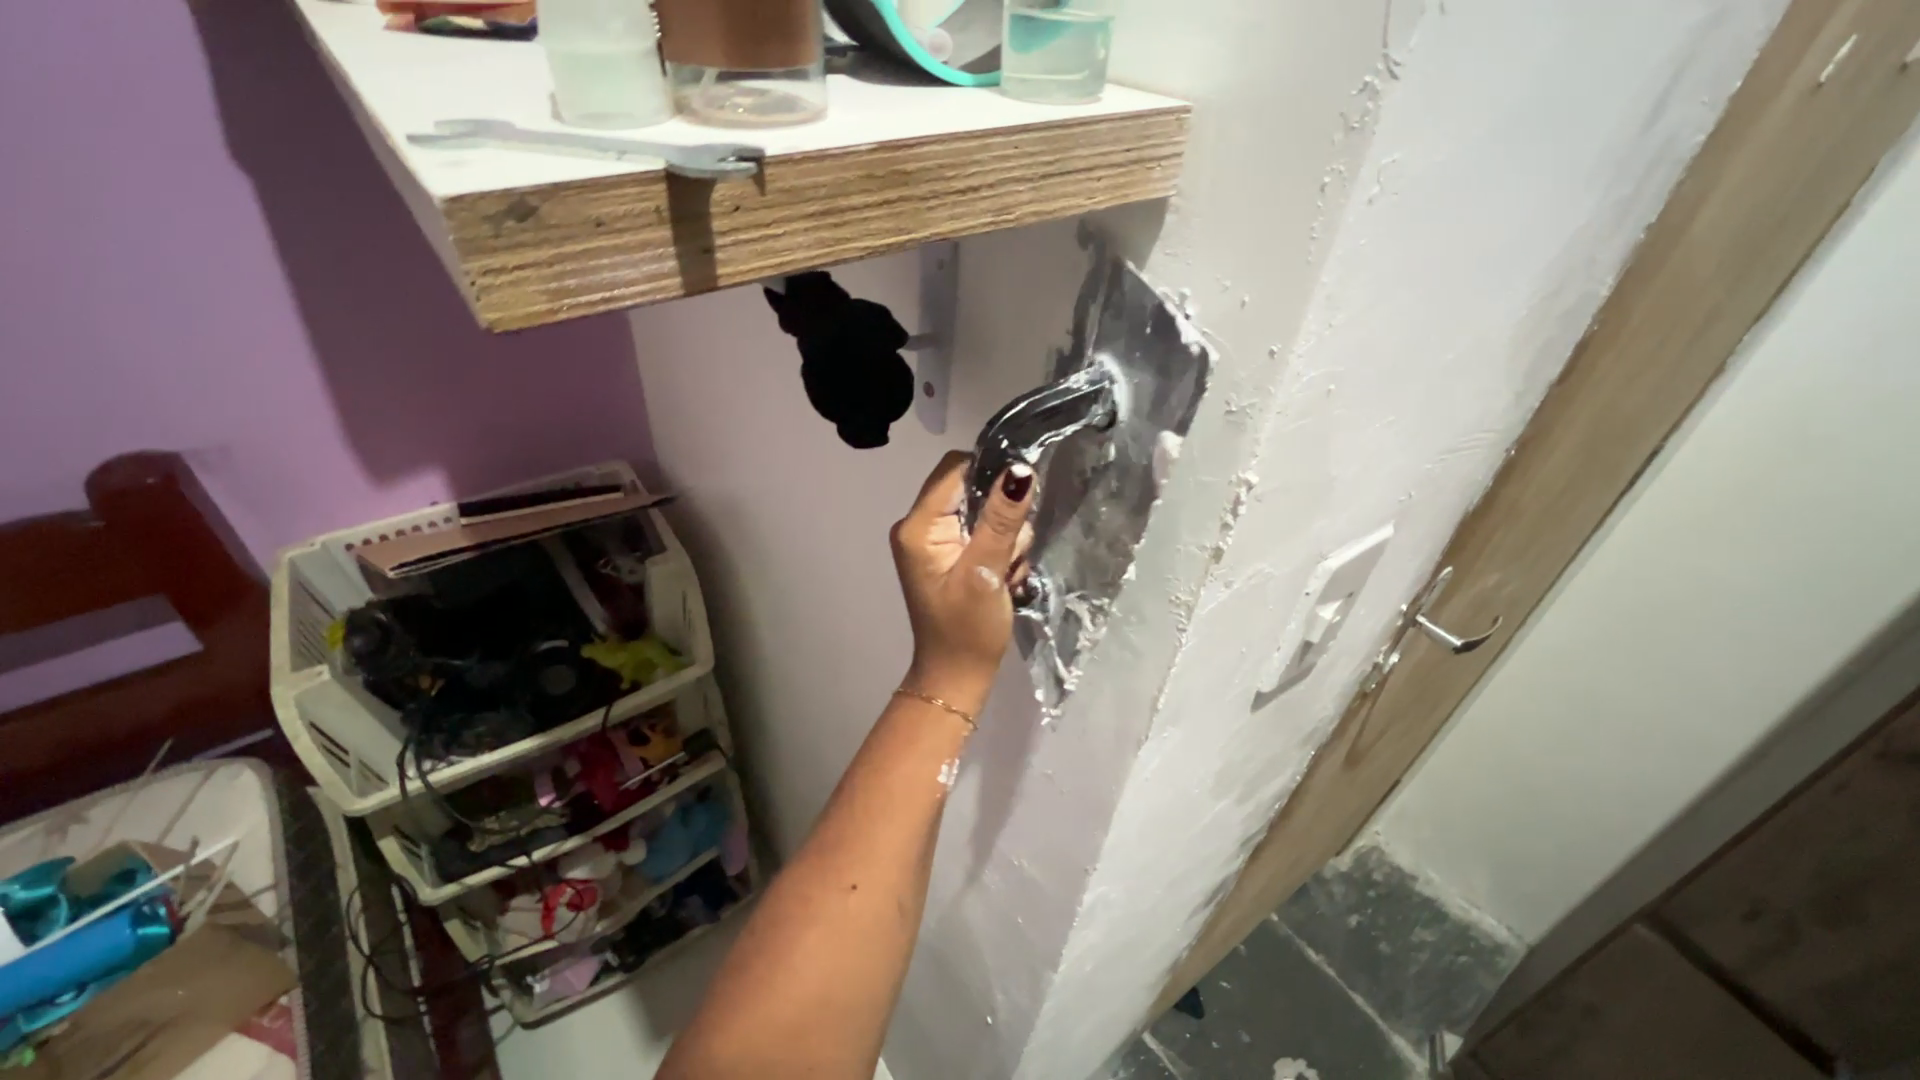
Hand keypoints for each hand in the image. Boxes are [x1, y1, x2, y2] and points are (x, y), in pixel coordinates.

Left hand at [891, 451, 1035, 705]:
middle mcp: (919, 525)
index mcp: (918, 526)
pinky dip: (999, 550)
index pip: (955, 469)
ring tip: (1005, 572)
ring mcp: (934, 540)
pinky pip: (982, 532)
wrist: (957, 675)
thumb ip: (1001, 519)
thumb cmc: (968, 629)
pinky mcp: (950, 554)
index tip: (1019, 501)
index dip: (991, 473)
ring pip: (984, 511)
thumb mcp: (986, 572)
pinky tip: (1002, 576)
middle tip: (1008, 553)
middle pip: (971, 488)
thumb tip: (1020, 469)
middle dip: (1000, 515)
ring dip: (1005, 537)